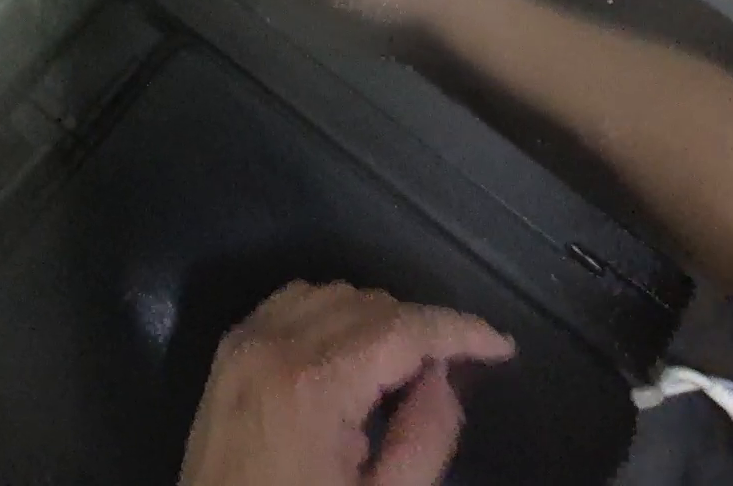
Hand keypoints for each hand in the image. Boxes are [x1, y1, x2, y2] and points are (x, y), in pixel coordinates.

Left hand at [180, 281, 514, 485]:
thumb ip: (423, 438)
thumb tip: (444, 375)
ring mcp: (247, 337)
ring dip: (376, 318)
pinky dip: (331, 312)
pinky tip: (350, 349)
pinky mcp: (231, 344)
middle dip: (418, 329)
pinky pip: (293, 300)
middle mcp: (275, 342)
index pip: (400, 330)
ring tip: (403, 366)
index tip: (501, 345)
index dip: (458, 329)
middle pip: (367, 304)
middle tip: (455, 369)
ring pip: (332, 293)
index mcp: (312, 384)